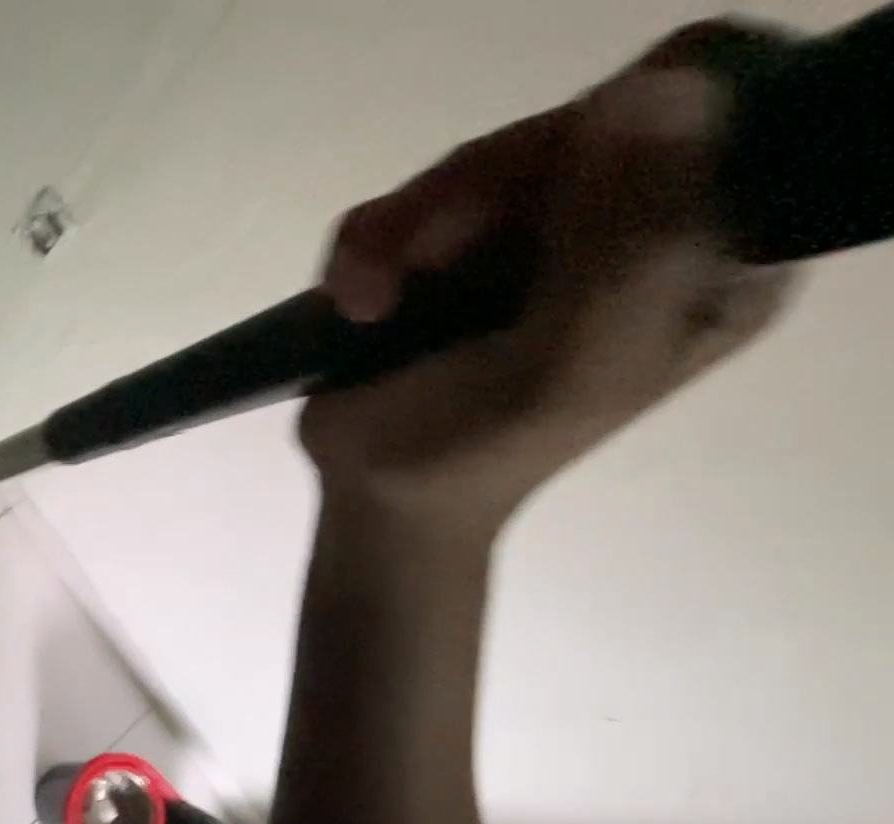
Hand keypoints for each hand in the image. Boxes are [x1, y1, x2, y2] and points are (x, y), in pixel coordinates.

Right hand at [300, 43, 793, 529]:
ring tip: (371, 305)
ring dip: (405, 228)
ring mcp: (532, 237)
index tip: (535, 204)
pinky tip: (357, 303)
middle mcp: (631, 233)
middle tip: (422, 266)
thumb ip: (630, 252)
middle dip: (476, 193)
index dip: (606, 139)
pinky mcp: (450, 248)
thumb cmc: (474, 452)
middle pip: (569, 130)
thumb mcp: (572, 368)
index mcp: (705, 259)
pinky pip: (408, 199)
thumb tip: (660, 91)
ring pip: (477, 162)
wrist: (375, 493)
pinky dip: (367, 247)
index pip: (697, 118)